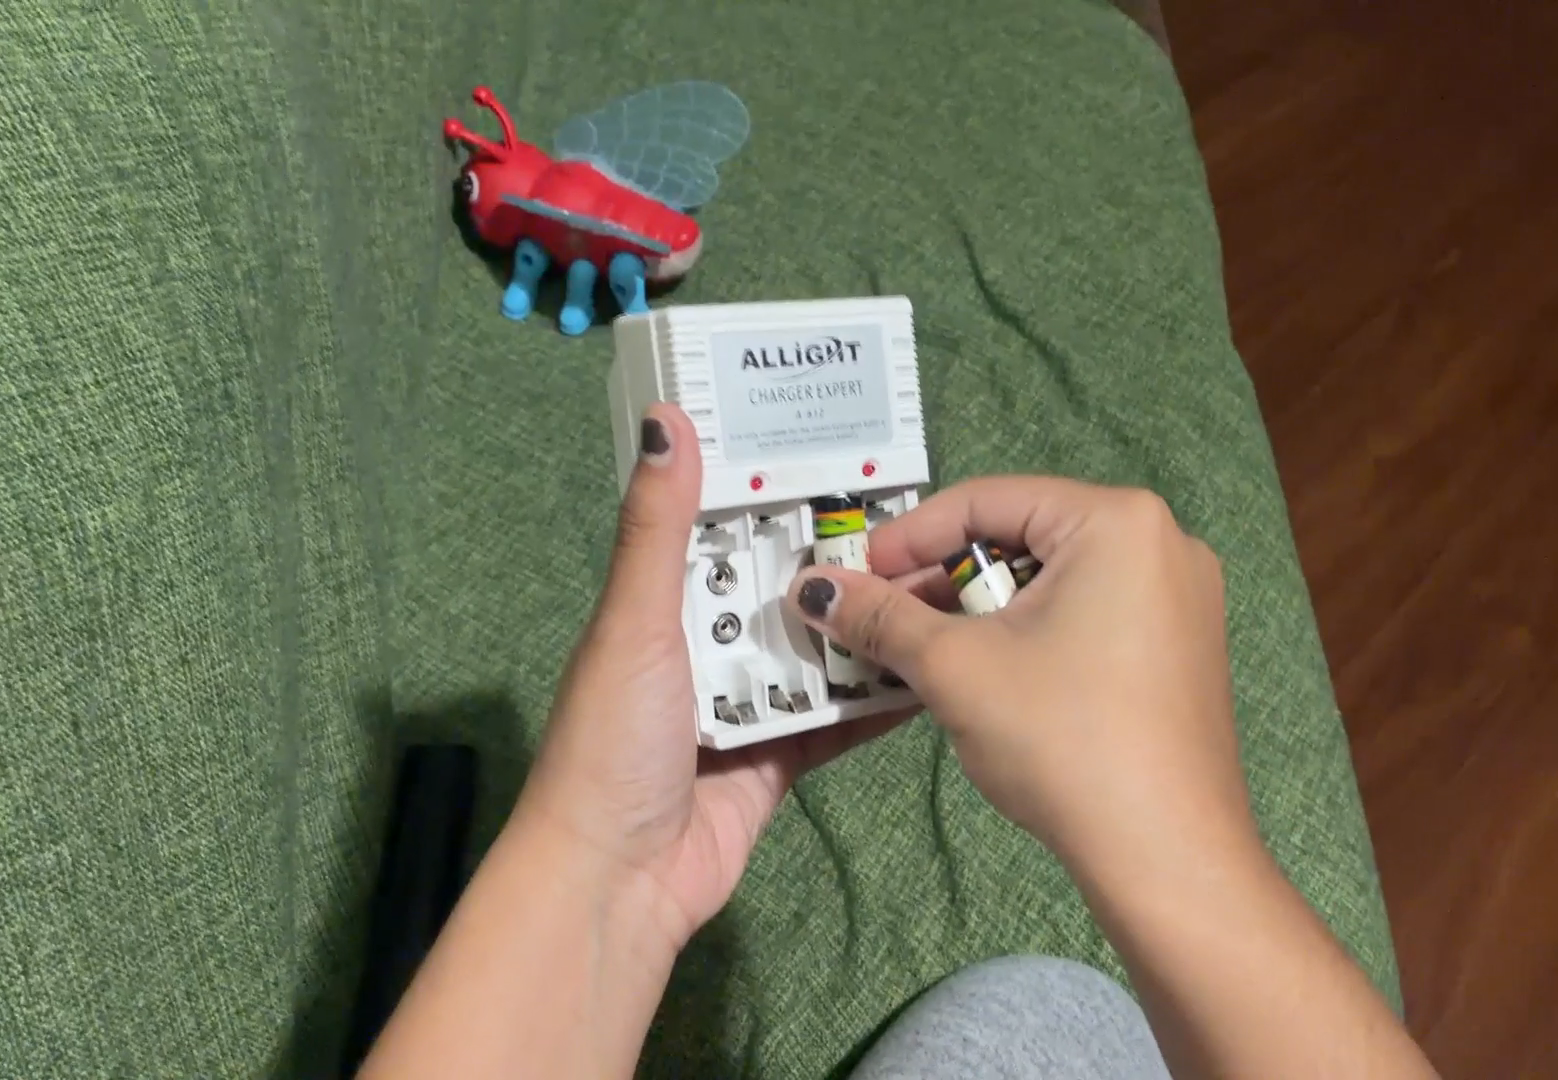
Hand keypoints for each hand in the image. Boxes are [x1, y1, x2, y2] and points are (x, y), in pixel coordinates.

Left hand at [516, 405, 902, 953]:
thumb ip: (659, 529)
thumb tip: (668, 418)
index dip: (793, 501)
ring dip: (873, 632)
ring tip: (941, 594)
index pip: (741, 536)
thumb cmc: (616, 738)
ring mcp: (754, 702)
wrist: (619, 880)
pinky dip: (878, 700)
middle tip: (923, 534)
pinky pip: (840, 717)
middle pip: (794, 596)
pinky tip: (930, 672)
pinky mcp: (785, 753)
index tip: (857, 467)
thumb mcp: (636, 622)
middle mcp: (716, 646)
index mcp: (674, 604)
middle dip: (850, 568)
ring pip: (824, 655)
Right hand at [786, 477, 1252, 872]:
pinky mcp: (1179, 643)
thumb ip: (880, 616)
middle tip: (884, 615)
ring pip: (1051, 579)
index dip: (910, 535)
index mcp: (1117, 520)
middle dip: (944, 578)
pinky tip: (988, 667)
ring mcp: (1179, 594)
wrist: (1168, 858)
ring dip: (980, 609)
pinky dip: (1029, 630)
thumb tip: (812, 588)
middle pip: (1021, 538)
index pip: (987, 500)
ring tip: (924, 646)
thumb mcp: (957, 667)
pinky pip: (1086, 611)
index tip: (857, 572)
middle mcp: (1159, 540)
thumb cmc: (1062, 739)